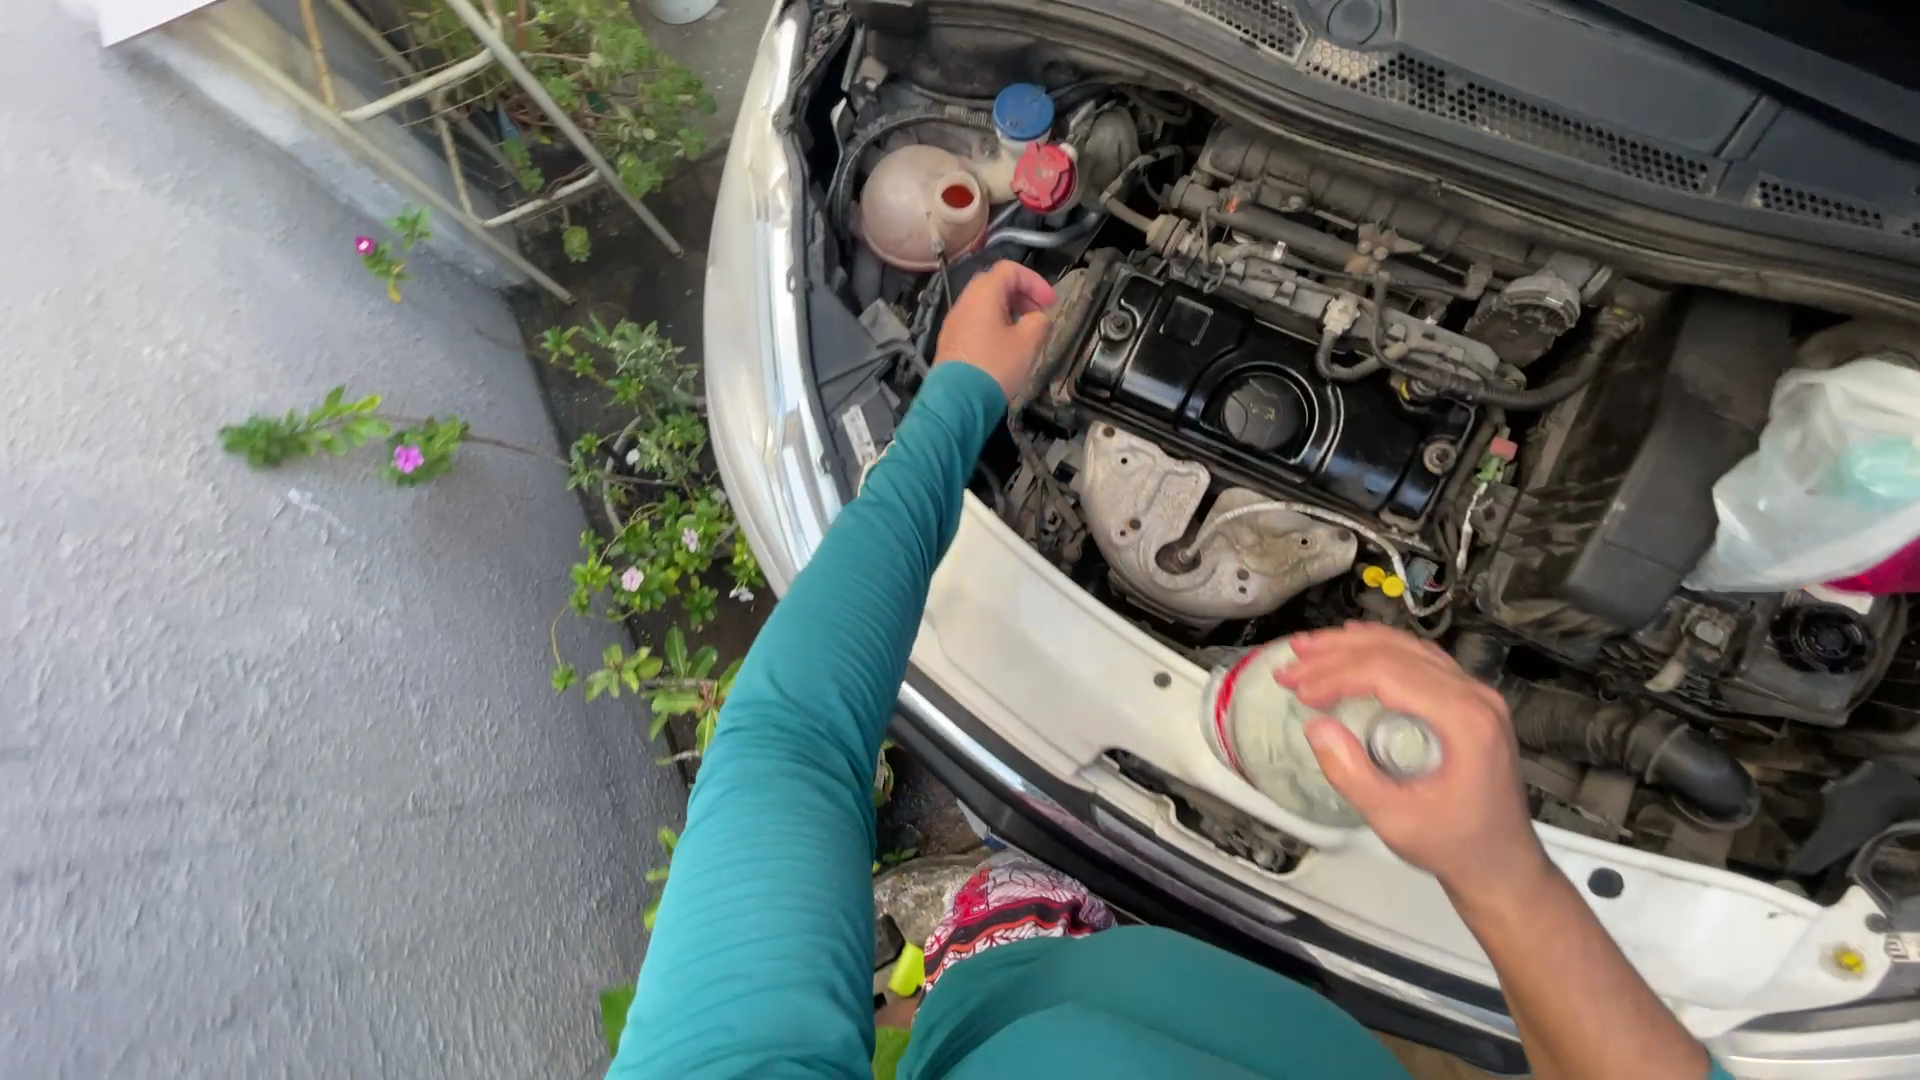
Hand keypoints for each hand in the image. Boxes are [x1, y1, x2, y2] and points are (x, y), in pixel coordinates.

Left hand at [933, 260, 1056, 401]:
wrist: (957, 402)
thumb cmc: (995, 367)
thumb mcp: (1028, 343)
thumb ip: (1039, 322)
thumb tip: (1038, 319)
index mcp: (983, 294)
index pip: (1010, 270)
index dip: (1035, 281)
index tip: (1051, 302)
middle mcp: (964, 302)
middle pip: (996, 285)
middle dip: (1022, 296)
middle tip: (1039, 315)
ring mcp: (954, 323)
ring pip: (985, 305)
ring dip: (1009, 312)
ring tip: (1024, 333)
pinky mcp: (950, 343)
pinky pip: (975, 323)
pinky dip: (994, 326)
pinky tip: (1004, 348)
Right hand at [1274, 623, 1551, 903]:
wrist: (1502, 863)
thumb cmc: (1452, 843)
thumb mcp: (1394, 820)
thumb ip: (1351, 773)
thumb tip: (1315, 725)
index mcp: (1463, 720)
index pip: (1387, 673)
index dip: (1335, 676)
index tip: (1298, 692)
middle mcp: (1474, 696)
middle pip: (1392, 652)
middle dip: (1332, 656)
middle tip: (1288, 668)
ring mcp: (1474, 694)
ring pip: (1404, 647)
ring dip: (1349, 645)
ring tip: (1306, 650)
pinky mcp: (1467, 699)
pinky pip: (1417, 657)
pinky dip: (1376, 648)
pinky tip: (1349, 644)